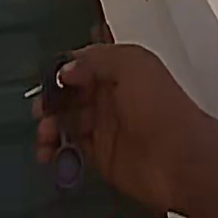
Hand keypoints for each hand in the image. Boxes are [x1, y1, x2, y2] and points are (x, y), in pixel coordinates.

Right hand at [34, 45, 214, 212]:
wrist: (177, 157)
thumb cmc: (156, 104)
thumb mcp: (130, 66)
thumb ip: (96, 60)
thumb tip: (66, 68)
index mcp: (120, 65)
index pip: (85, 60)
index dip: (64, 67)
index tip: (46, 78)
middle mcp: (110, 91)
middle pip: (72, 90)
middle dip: (53, 97)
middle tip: (40, 110)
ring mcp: (105, 122)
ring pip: (68, 118)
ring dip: (51, 124)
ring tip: (44, 137)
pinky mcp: (100, 153)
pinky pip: (71, 146)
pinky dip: (56, 148)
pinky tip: (49, 153)